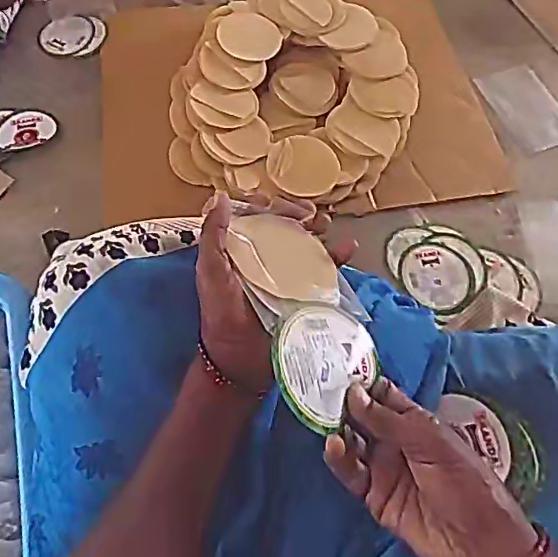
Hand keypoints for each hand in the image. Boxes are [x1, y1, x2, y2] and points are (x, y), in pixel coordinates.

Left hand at [196, 193, 354, 394]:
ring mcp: (286, 274)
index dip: (269, 206)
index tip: (277, 205)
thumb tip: (220, 198)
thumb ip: (213, 236)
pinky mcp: (305, 291)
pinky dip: (338, 256)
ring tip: (324, 223)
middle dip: (299, 214)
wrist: (241, 358)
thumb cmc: (221, 312)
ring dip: (318, 227)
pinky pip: (325, 270)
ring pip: (306, 242)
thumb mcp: (211, 271)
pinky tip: (347, 246)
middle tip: (309, 214)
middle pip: (285, 225)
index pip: (258, 216)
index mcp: (240, 249)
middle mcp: (264, 257)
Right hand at [325, 377, 538, 556]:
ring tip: (325, 418)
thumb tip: (353, 393)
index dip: (363, 383)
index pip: (384, 395)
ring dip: (339, 430)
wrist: (479, 548)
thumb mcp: (430, 442)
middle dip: (344, 404)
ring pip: (354, 443)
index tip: (337, 367)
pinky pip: (352, 474)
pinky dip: (340, 460)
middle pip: (363, 417)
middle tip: (319, 389)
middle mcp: (397, 442)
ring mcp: (385, 469)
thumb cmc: (465, 483)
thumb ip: (388, 420)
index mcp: (416, 422)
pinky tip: (333, 446)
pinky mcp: (375, 497)